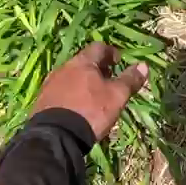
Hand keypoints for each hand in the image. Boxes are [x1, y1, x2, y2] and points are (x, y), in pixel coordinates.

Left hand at [31, 43, 149, 141]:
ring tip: (93, 97)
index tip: (118, 62)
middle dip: (97, 69)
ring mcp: (50, 84)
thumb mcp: (116, 96)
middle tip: (108, 81)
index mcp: (82, 62)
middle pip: (83, 62)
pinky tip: (77, 108)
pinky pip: (60, 92)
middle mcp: (64, 68)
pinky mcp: (42, 101)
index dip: (111, 53)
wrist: (55, 137)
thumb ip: (130, 80)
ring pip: (71, 77)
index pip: (99, 47)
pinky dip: (71, 95)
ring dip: (83, 82)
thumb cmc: (90, 111)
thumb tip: (144, 65)